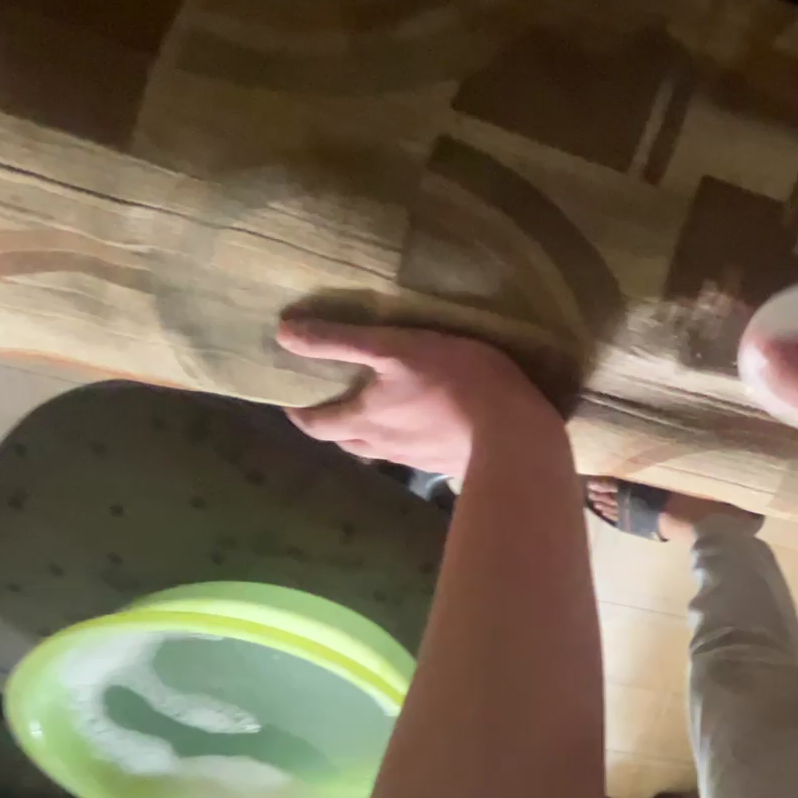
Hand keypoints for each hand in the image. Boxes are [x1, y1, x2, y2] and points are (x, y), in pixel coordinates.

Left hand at [277, 319, 564, 479]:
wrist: (516, 434)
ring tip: (386, 418)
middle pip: (346, 442)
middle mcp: (384, 447)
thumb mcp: (396, 347)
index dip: (299, 413)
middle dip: (336, 426)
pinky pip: (420, 456)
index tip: (295, 400)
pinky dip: (414, 443)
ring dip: (375, 438)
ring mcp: (420, 461)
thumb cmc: (456, 383)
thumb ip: (340, 341)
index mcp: (363, 419)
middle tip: (340, 406)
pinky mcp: (451, 465)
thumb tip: (282, 333)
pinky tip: (432, 430)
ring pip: (383, 452)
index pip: (314, 423)